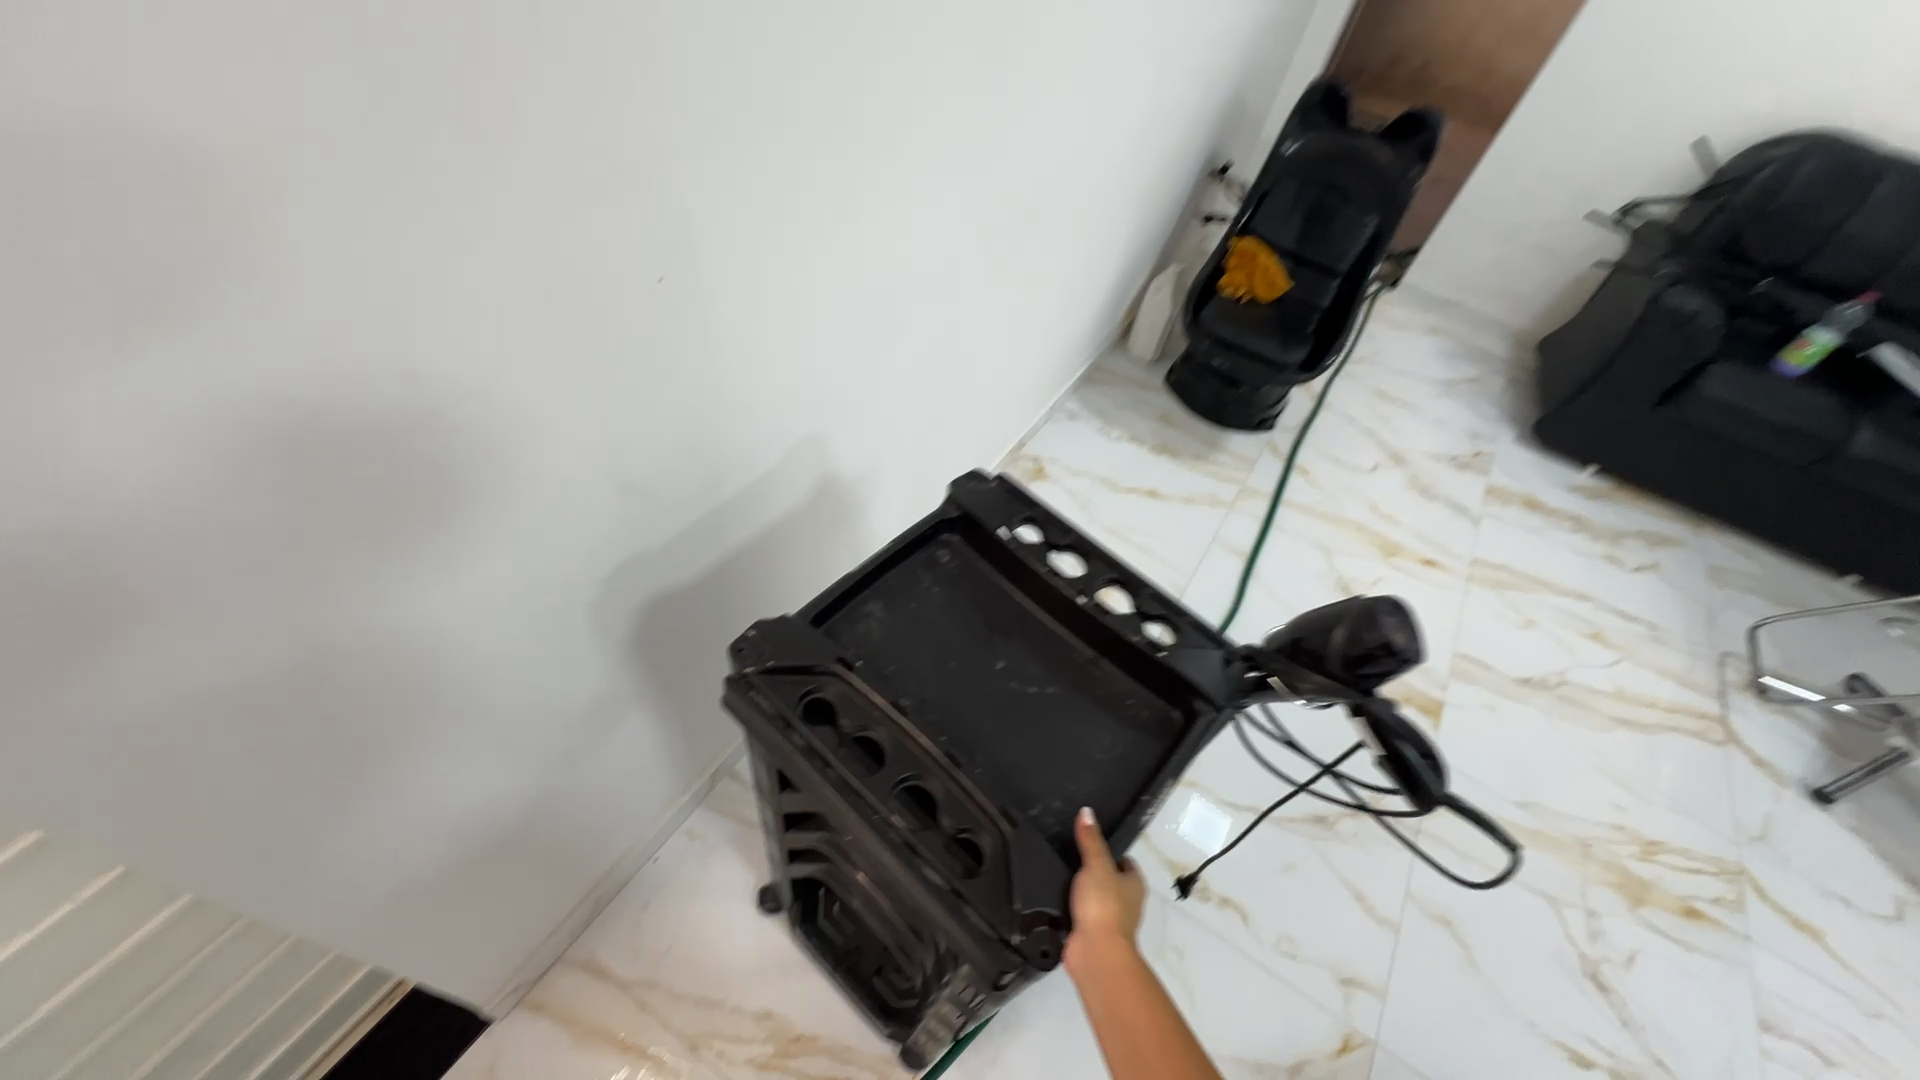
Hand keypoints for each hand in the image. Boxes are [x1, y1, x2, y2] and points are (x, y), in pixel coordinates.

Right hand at [1064, 806, 1145, 973]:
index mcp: (1135, 884)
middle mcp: (1128, 903)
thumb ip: (1090, 840)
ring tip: (1060, 877)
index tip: (1090, 844)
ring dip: (1082, 892)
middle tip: (1070, 857)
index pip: (1126, 862)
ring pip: (1095, 899)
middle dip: (1094, 872)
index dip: (1112, 852)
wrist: (1096, 951)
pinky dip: (1072, 910)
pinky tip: (1056, 901)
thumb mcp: (1096, 865)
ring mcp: (1110, 921)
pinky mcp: (1092, 934)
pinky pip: (1082, 916)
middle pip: (1111, 881)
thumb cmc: (1103, 903)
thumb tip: (1087, 811)